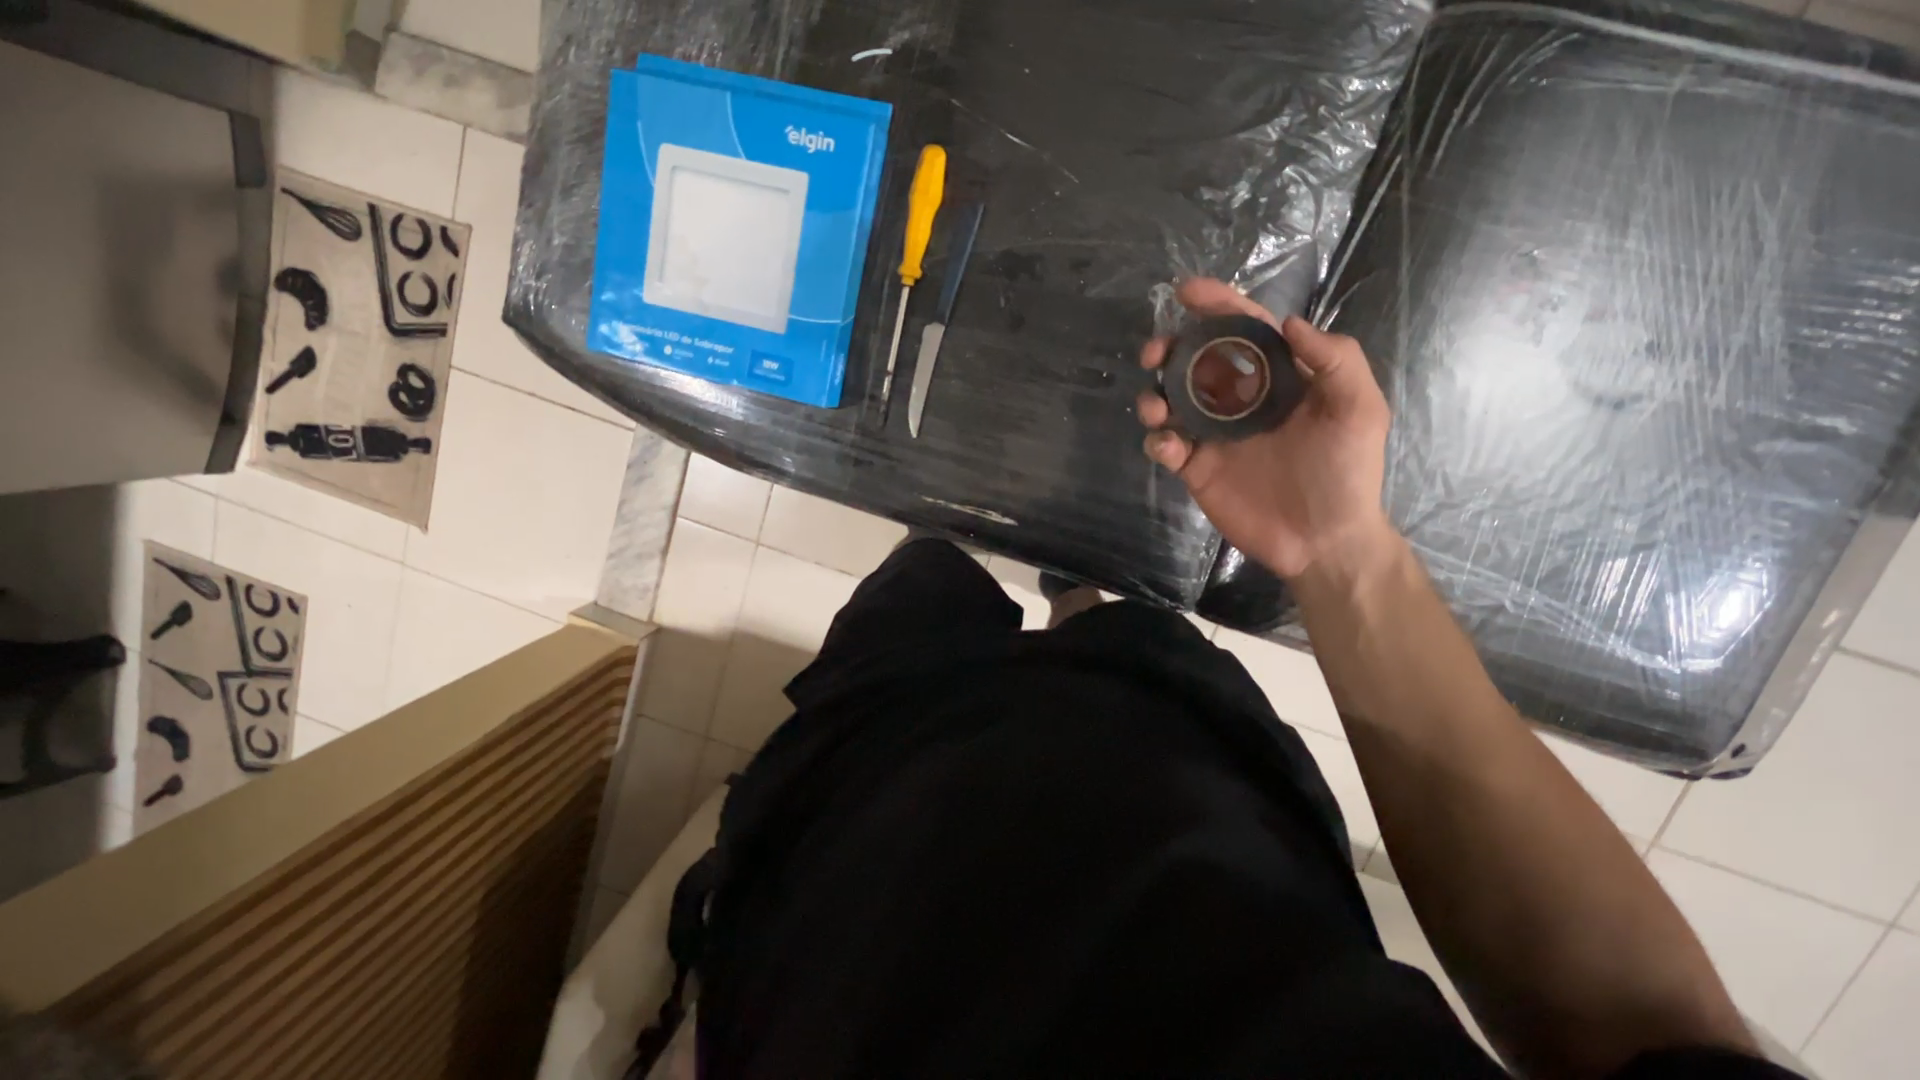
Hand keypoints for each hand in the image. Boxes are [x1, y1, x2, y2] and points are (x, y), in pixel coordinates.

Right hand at [1136, 279, 1393, 582]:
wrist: (1325, 540)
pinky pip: (1164, 446)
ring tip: (1155, 407)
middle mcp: (1240, 400)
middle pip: (1193, 360)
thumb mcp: (1360, 409)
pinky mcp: (1196, 469)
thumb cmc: (1346, 472)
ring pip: (1169, 400)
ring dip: (1153, 394)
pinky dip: (1157, 441)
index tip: (1186, 292)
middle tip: (1156, 353)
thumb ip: (1336, 360)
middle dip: (1169, 348)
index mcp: (1277, 377)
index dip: (1216, 305)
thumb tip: (1288, 323)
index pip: (1242, 330)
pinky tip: (1171, 446)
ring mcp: (1214, 435)